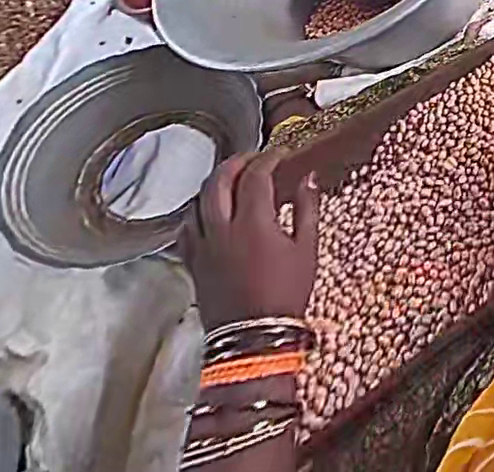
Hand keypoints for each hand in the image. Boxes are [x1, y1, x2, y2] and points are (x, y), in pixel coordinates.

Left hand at [178, 150, 320, 325]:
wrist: (254, 339)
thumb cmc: (286, 292)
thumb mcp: (307, 247)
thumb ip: (307, 207)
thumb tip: (308, 178)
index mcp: (254, 224)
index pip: (255, 176)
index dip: (268, 159)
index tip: (281, 154)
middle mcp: (222, 230)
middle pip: (218, 181)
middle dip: (236, 162)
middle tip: (254, 158)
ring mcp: (203, 247)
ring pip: (197, 201)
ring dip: (216, 183)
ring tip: (233, 178)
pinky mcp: (192, 263)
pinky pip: (185, 227)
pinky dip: (197, 211)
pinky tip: (209, 210)